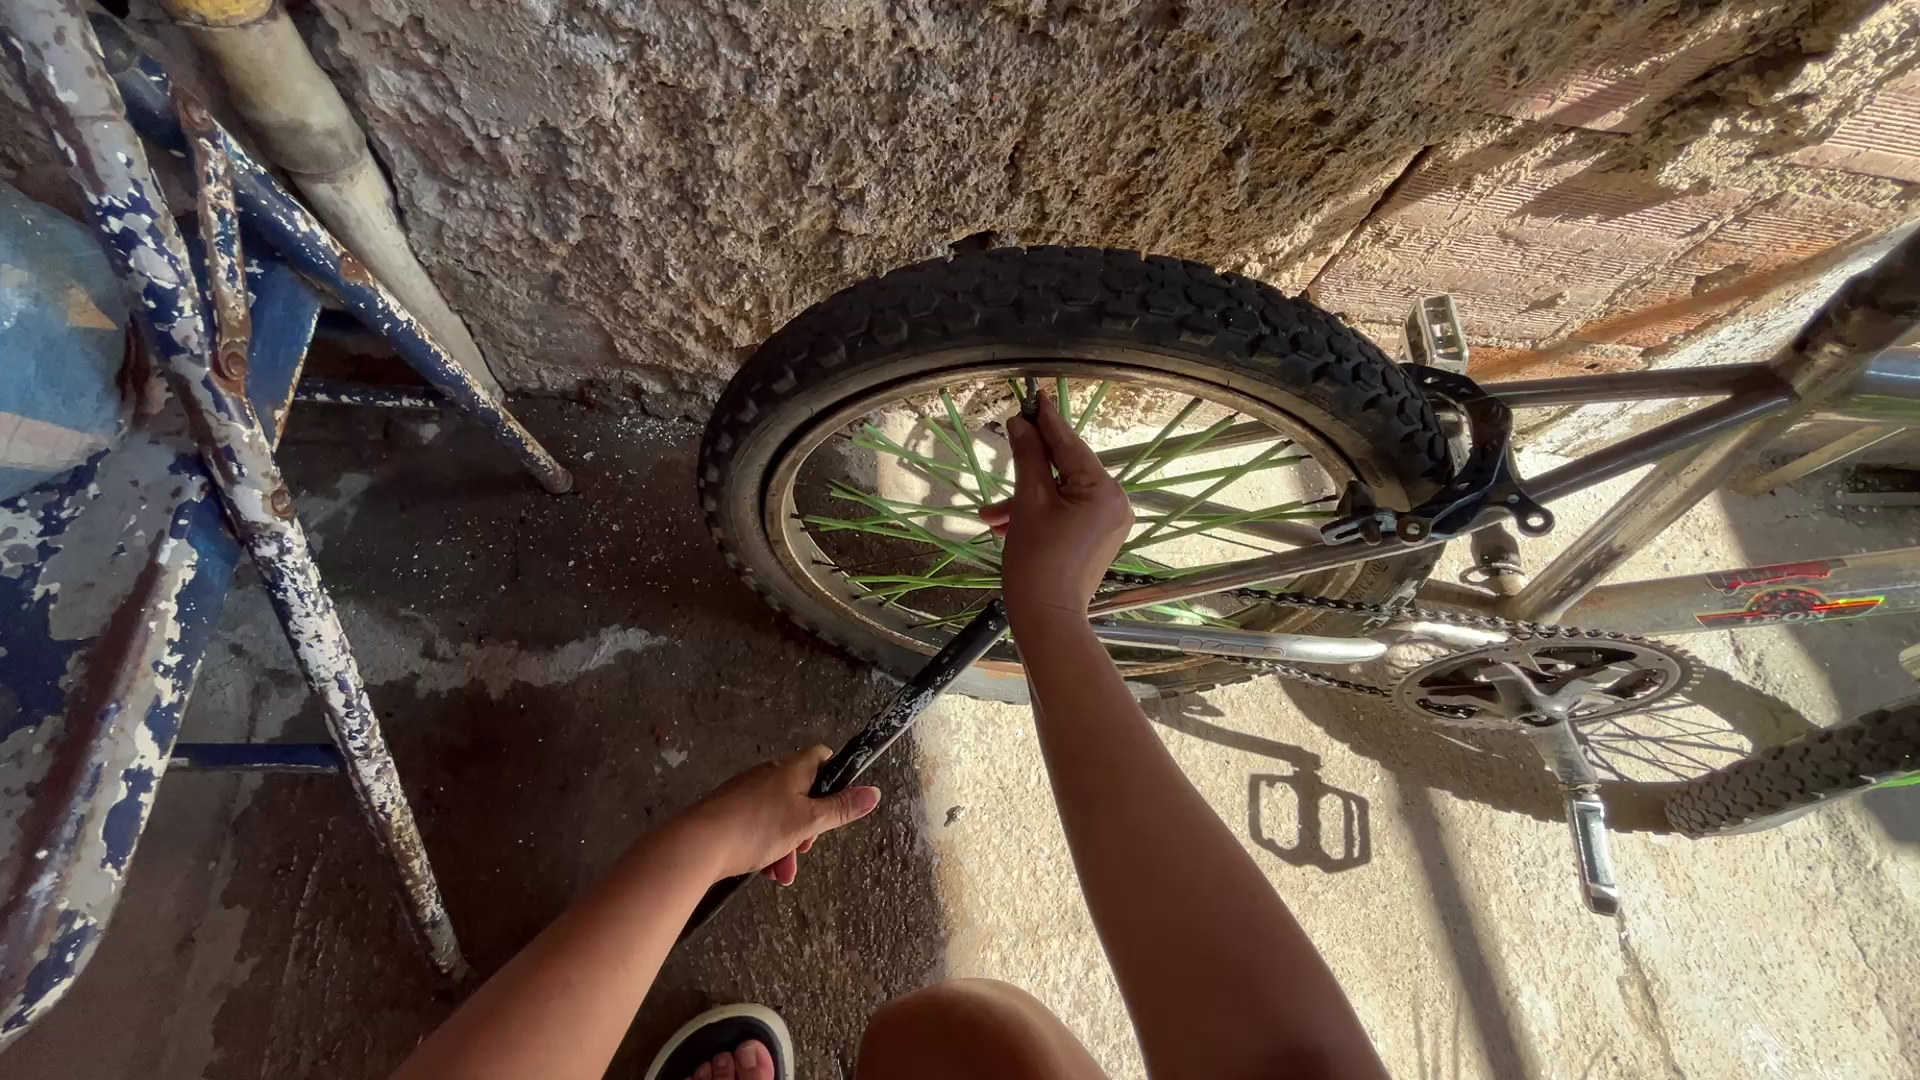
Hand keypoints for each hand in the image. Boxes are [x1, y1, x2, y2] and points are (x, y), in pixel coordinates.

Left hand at [682, 746, 880, 884]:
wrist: (698, 843)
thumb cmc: (757, 827)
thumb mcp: (808, 822)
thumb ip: (841, 809)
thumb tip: (874, 792)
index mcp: (792, 769)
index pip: (821, 757)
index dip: (834, 776)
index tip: (838, 802)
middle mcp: (770, 774)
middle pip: (801, 793)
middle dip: (809, 825)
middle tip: (806, 849)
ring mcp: (746, 792)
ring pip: (779, 814)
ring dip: (787, 843)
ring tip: (782, 873)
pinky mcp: (727, 811)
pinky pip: (756, 825)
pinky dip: (765, 846)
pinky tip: (763, 871)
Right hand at [979, 391, 1132, 624]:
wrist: (1047, 619)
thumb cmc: (1037, 560)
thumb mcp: (1028, 503)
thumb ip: (1027, 458)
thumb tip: (1020, 423)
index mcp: (1104, 490)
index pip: (1070, 444)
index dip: (1047, 420)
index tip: (1034, 395)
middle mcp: (1114, 503)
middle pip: (1065, 470)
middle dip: (1027, 471)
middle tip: (1004, 448)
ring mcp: (1107, 524)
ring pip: (1060, 495)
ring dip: (1024, 500)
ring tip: (990, 515)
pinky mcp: (1095, 539)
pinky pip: (1064, 514)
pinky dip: (1037, 516)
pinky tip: (1005, 526)